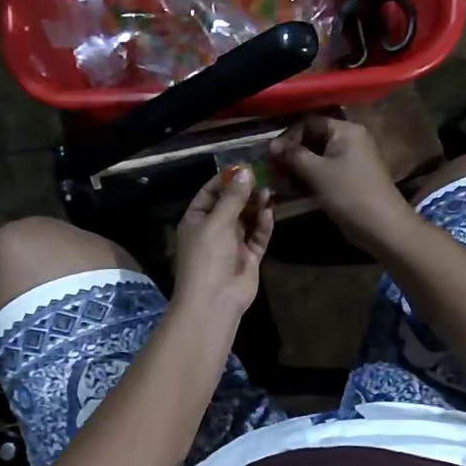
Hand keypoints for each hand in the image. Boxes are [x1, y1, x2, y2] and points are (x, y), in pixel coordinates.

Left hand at [173, 165, 272, 319]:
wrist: (214, 300)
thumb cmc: (208, 256)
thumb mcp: (216, 222)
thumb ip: (233, 197)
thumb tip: (246, 171)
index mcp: (196, 219)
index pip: (210, 192)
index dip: (227, 178)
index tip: (245, 166)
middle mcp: (214, 229)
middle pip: (232, 204)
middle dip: (246, 191)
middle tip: (265, 175)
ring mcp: (232, 244)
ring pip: (248, 219)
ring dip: (257, 206)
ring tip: (269, 191)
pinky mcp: (249, 257)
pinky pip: (258, 236)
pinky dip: (264, 225)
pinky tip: (269, 212)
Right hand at [269, 117, 415, 252]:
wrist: (381, 225)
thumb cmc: (348, 193)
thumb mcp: (315, 172)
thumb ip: (292, 155)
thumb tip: (271, 145)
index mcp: (345, 130)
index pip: (309, 123)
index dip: (288, 137)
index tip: (271, 156)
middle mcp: (350, 140)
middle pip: (313, 140)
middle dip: (292, 155)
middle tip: (274, 171)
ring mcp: (352, 160)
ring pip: (318, 158)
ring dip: (299, 169)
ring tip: (281, 182)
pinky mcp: (350, 179)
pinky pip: (326, 172)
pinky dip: (310, 179)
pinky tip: (295, 190)